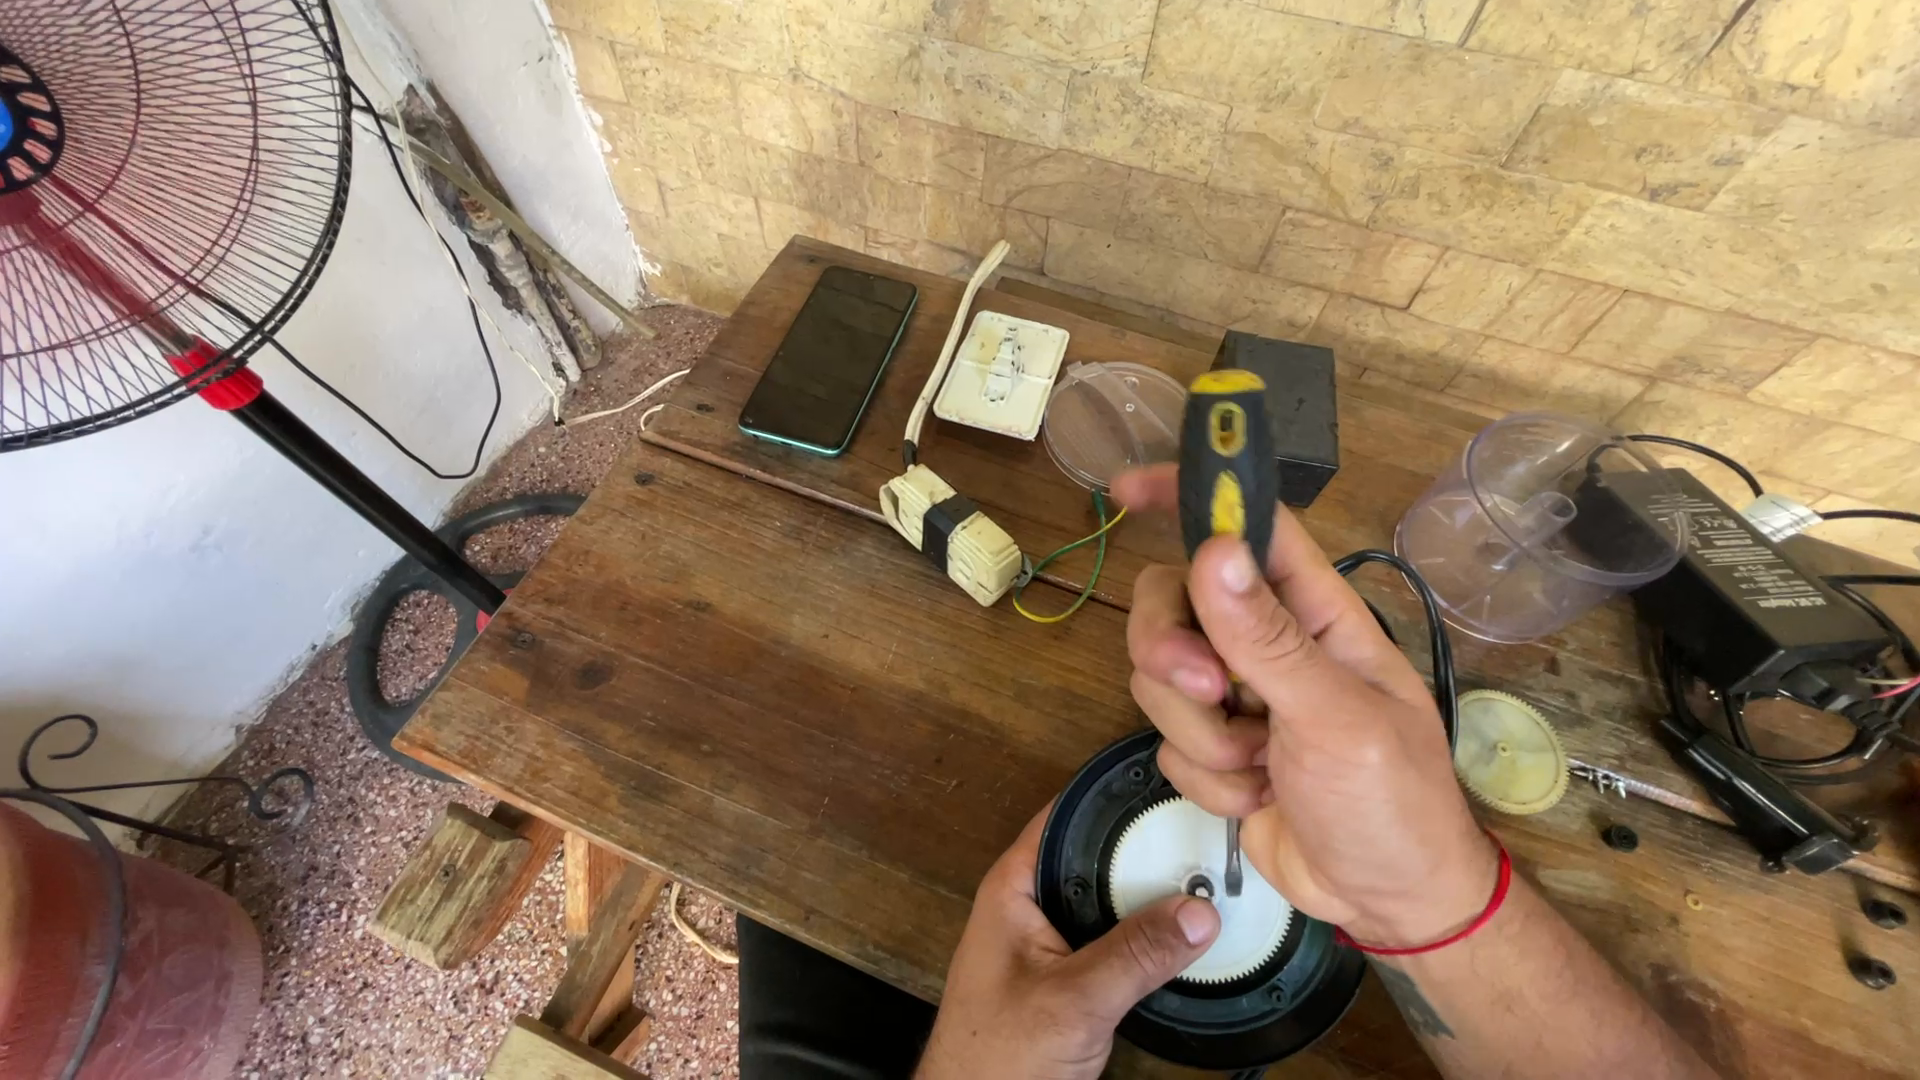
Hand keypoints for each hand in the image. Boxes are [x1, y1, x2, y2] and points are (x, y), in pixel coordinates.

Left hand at [916, 805, 1219, 1079]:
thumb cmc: (998, 1055)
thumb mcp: (1074, 1000)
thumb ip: (1135, 955)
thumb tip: (1198, 913)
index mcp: (1013, 885)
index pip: (1064, 817)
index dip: (1108, 798)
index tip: (1159, 785)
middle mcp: (1027, 902)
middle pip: (1089, 856)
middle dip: (1137, 846)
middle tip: (1195, 832)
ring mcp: (1045, 939)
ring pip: (1101, 898)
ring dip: (1140, 893)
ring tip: (1198, 876)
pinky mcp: (1062, 974)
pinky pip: (1107, 935)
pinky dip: (1138, 932)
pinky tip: (1174, 935)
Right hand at [1114, 463, 1496, 948]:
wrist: (1388, 902)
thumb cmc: (1392, 800)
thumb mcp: (1337, 718)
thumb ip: (1268, 639)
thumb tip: (1212, 552)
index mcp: (1310, 611)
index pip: (1246, 525)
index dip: (1188, 494)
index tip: (1125, 489)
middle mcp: (1261, 639)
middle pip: (1169, 600)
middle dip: (1170, 649)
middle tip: (1207, 692)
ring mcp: (1229, 693)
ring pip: (1156, 677)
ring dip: (1203, 736)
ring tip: (1262, 769)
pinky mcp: (1206, 743)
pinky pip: (1164, 739)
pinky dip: (1206, 777)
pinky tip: (1258, 797)